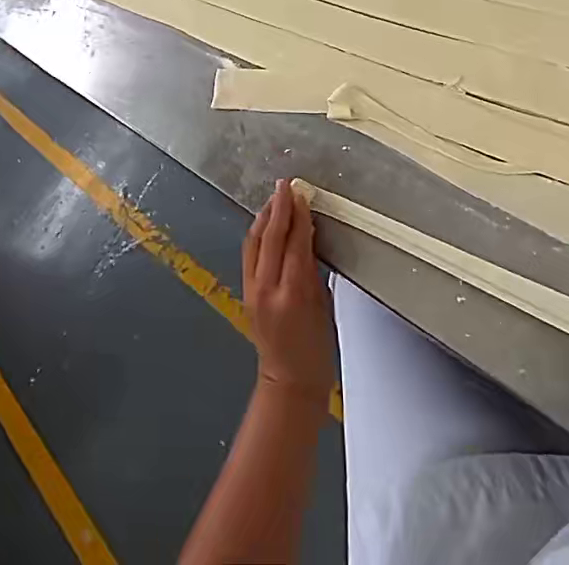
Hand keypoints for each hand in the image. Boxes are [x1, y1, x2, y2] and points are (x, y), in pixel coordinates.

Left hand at [241, 180, 334, 399]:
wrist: (288, 382)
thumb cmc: (316, 349)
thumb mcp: (322, 307)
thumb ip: (312, 271)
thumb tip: (307, 236)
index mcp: (293, 296)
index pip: (295, 245)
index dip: (299, 217)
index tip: (303, 194)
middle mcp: (267, 289)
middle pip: (271, 238)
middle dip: (278, 208)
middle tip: (287, 185)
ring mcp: (252, 290)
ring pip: (255, 242)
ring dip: (265, 217)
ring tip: (276, 198)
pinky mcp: (246, 291)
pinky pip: (251, 254)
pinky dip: (259, 234)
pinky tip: (267, 223)